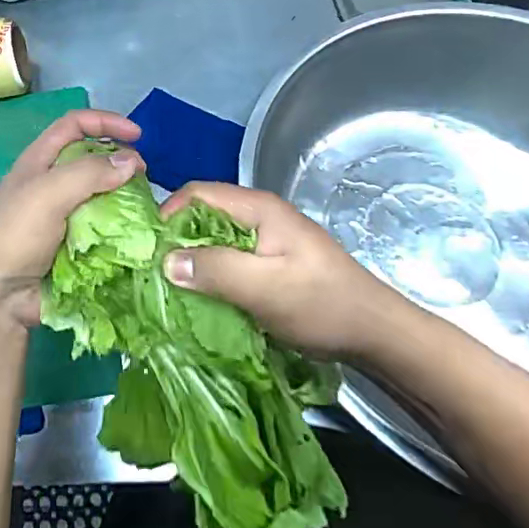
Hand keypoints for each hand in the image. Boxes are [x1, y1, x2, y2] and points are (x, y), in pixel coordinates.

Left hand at [0, 109, 141, 327]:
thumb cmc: (14, 236)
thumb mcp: (47, 194)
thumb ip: (88, 173)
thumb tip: (132, 161)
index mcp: (38, 161)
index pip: (73, 125)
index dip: (104, 122)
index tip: (137, 135)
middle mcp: (51, 183)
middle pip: (92, 159)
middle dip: (119, 162)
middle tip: (144, 177)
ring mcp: (63, 216)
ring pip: (102, 195)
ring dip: (124, 197)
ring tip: (145, 207)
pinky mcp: (73, 245)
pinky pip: (103, 228)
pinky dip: (121, 228)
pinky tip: (137, 234)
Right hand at [159, 182, 424, 359]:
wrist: (378, 333)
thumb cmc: (323, 305)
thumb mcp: (266, 289)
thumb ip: (216, 270)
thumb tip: (165, 260)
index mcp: (258, 207)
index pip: (196, 193)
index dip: (168, 216)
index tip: (150, 250)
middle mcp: (259, 214)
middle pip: (202, 213)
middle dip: (176, 238)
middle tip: (156, 271)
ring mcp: (266, 236)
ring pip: (214, 237)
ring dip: (193, 258)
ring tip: (174, 286)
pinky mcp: (271, 260)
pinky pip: (228, 256)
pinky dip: (211, 271)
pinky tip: (203, 294)